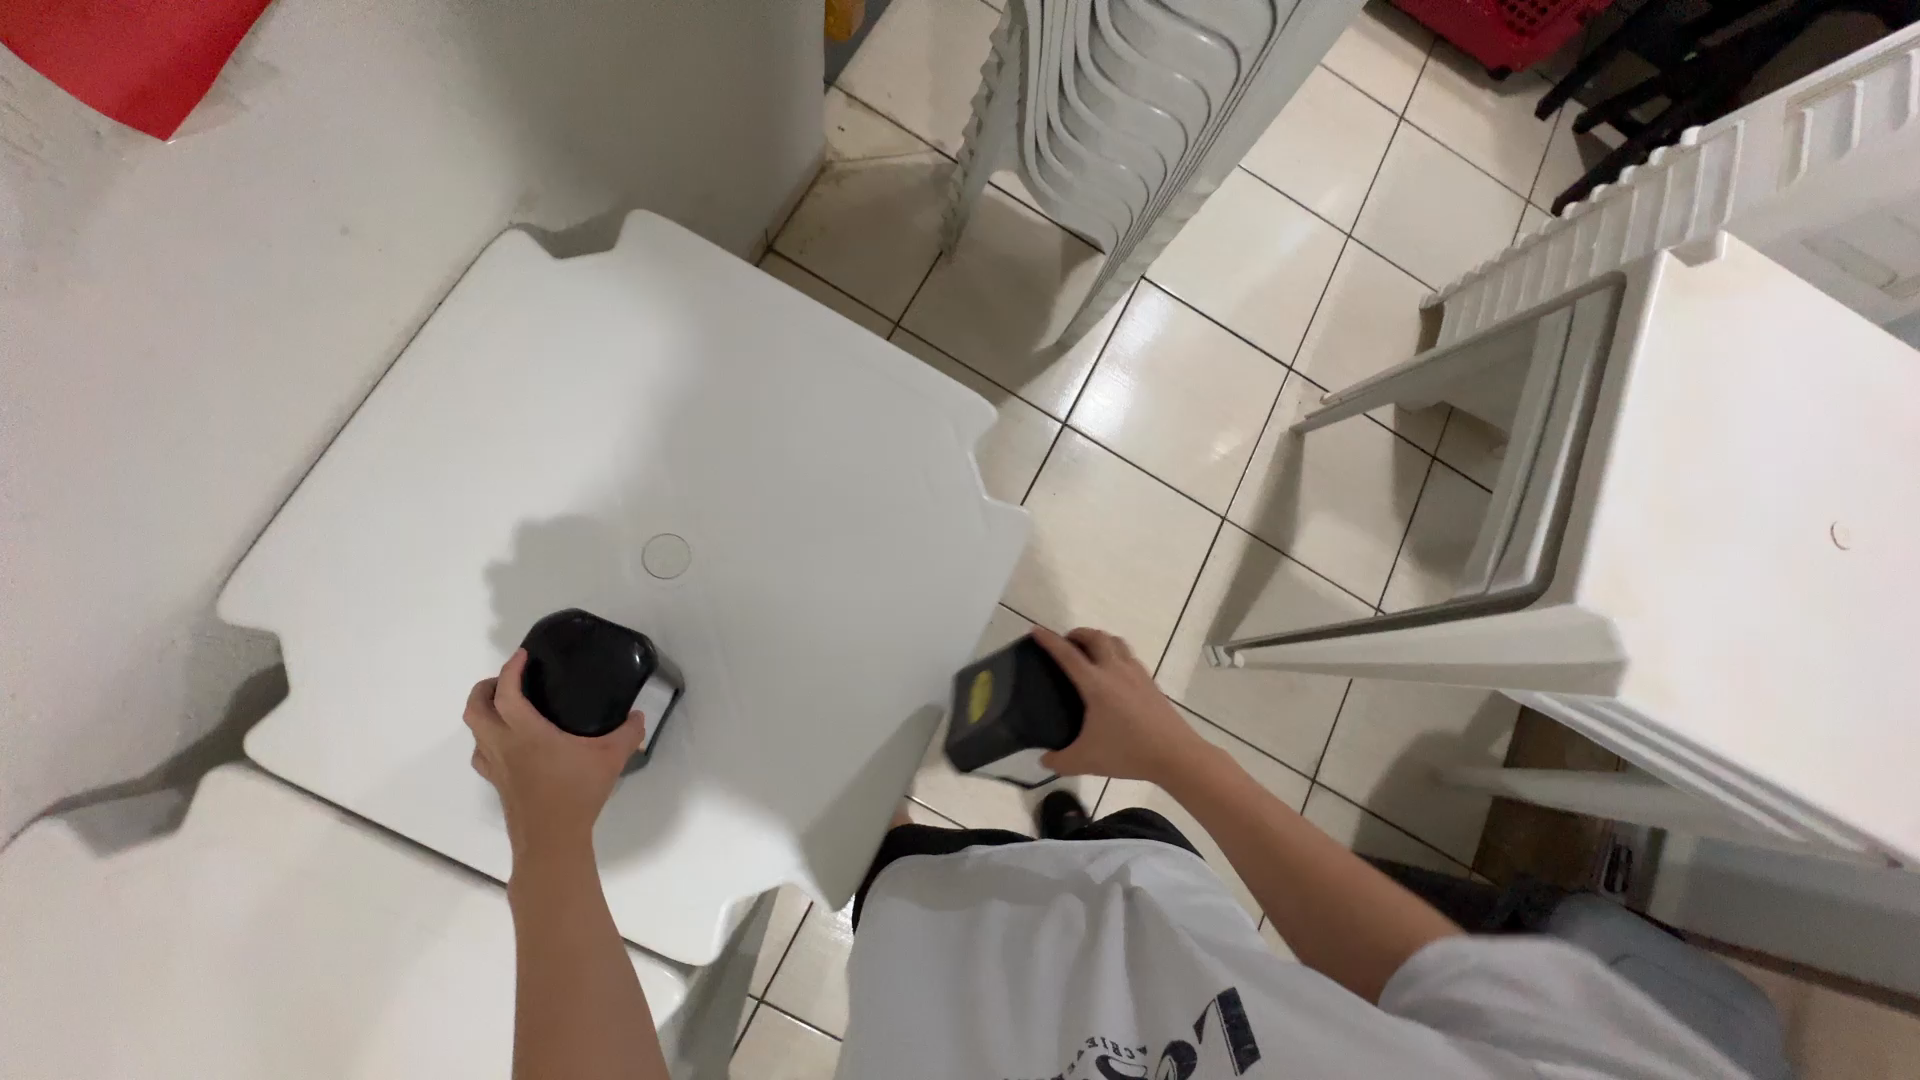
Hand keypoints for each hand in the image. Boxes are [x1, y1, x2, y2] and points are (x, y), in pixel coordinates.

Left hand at [463, 649, 649, 861]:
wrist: (552, 839)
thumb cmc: (577, 793)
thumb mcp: (612, 758)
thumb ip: (628, 732)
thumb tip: (638, 716)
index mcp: (525, 732)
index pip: (507, 692)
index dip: (511, 669)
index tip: (522, 655)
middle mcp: (503, 745)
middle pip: (476, 708)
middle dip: (486, 687)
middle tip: (510, 679)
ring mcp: (495, 765)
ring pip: (474, 731)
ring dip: (484, 712)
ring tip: (508, 706)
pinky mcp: (497, 782)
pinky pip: (482, 752)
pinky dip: (488, 739)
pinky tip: (510, 743)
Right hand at [1032, 625, 1211, 784]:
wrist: (1175, 754)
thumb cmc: (1128, 753)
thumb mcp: (1086, 761)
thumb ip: (1059, 761)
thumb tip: (1044, 760)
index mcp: (1095, 684)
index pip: (1067, 654)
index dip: (1049, 640)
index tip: (1035, 630)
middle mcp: (1115, 670)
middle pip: (1095, 637)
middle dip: (1077, 633)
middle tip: (1065, 642)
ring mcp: (1136, 673)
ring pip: (1115, 642)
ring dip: (1099, 639)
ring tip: (1089, 651)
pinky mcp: (1150, 681)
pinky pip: (1129, 655)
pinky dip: (1116, 653)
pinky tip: (1114, 672)